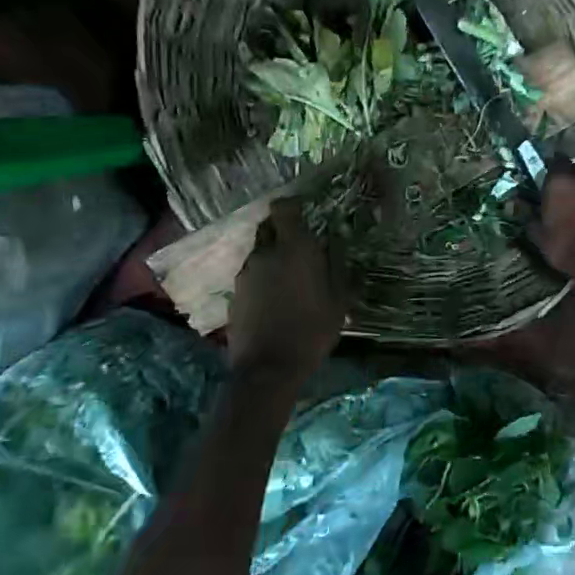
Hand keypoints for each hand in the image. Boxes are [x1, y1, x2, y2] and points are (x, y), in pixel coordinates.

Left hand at [228, 199, 344, 374]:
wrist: (268, 368)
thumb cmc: (311, 330)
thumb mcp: (338, 302)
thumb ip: (337, 270)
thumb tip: (336, 249)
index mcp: (294, 249)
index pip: (284, 209)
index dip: (293, 206)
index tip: (304, 211)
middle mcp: (265, 254)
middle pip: (268, 228)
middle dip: (282, 231)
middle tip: (300, 246)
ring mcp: (246, 274)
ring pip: (260, 254)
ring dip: (273, 258)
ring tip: (290, 278)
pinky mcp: (235, 295)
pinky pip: (252, 276)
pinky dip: (263, 279)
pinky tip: (276, 299)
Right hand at [530, 163, 574, 277]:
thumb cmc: (563, 245)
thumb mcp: (537, 232)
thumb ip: (528, 213)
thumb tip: (519, 203)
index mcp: (558, 180)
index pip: (552, 161)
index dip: (549, 170)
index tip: (545, 181)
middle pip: (572, 167)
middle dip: (567, 176)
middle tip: (561, 192)